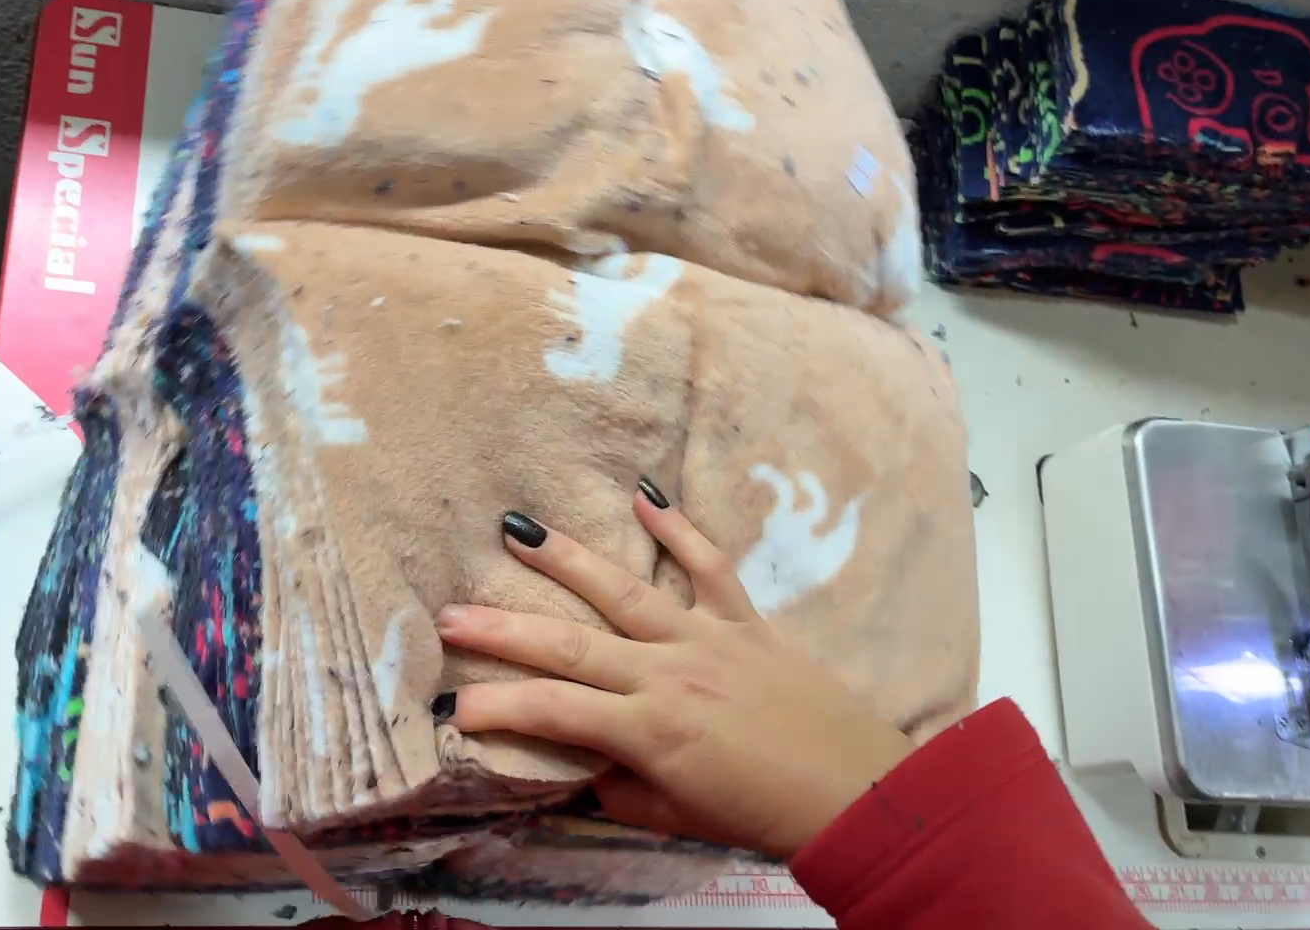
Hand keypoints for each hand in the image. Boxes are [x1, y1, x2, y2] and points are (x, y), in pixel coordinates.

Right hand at [437, 481, 913, 856]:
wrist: (860, 794)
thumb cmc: (761, 813)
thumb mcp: (677, 816)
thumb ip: (617, 784)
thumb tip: (574, 757)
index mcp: (650, 731)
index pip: (555, 715)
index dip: (499, 708)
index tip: (452, 704)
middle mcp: (668, 674)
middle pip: (571, 646)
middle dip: (503, 629)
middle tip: (449, 611)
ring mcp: (706, 637)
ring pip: (625, 591)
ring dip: (568, 560)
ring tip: (518, 530)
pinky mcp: (743, 618)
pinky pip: (709, 566)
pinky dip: (678, 528)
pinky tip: (643, 492)